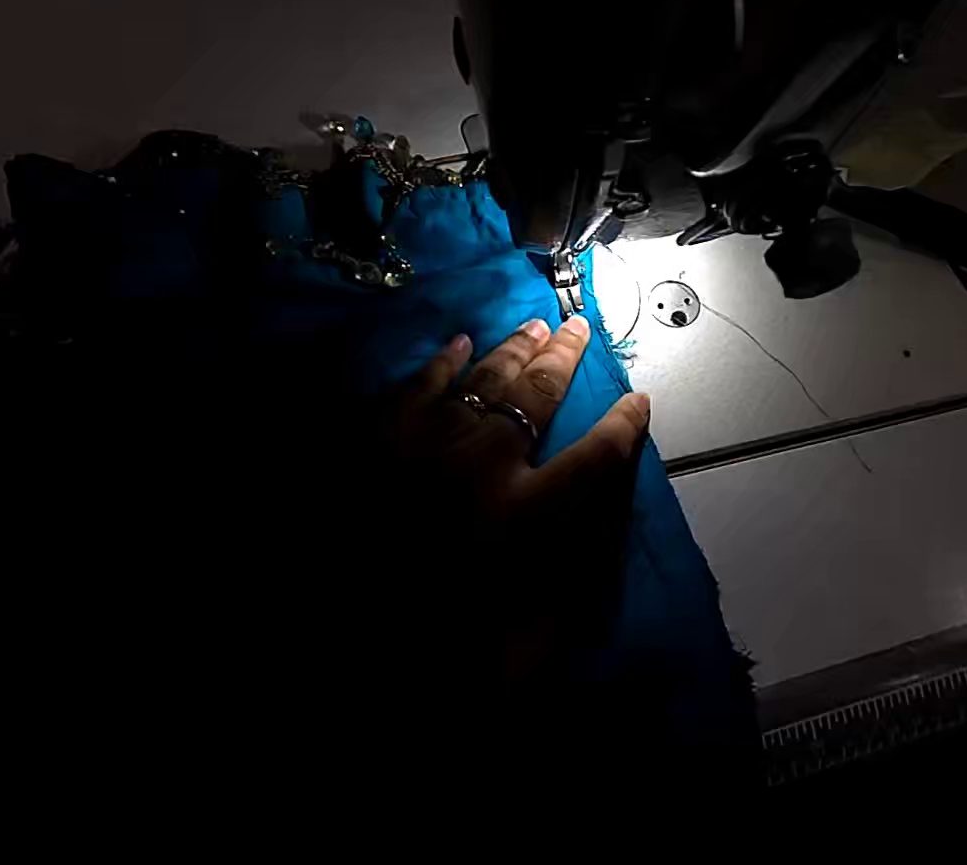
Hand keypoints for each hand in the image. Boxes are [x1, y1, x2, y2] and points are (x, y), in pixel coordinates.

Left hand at [390, 314, 651, 678]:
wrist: (329, 636)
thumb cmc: (432, 640)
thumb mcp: (522, 641)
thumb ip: (572, 593)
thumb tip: (604, 540)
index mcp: (523, 514)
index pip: (594, 458)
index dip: (622, 427)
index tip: (637, 400)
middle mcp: (484, 463)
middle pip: (538, 396)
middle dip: (565, 359)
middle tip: (578, 327)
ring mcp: (431, 441)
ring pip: (487, 379)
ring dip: (515, 349)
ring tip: (536, 325)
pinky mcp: (383, 437)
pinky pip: (422, 385)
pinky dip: (444, 362)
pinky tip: (461, 342)